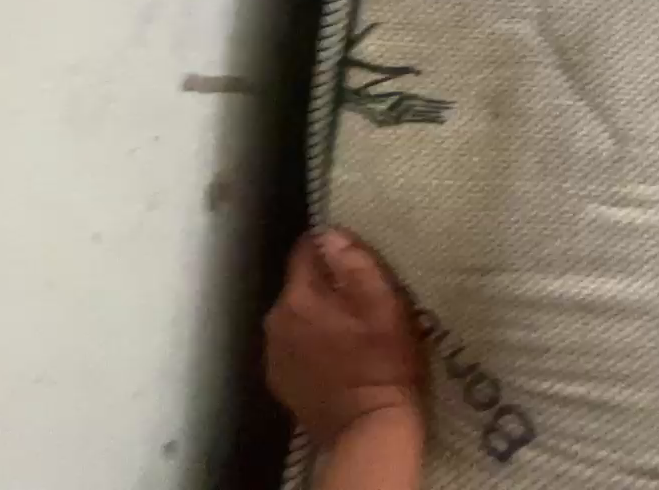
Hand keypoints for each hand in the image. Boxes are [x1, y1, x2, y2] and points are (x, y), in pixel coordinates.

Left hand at [264, 228, 424, 447]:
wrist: (370, 427)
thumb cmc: (384, 358)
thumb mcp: (383, 301)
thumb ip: (355, 262)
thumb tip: (329, 232)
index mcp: (299, 297)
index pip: (305, 250)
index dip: (330, 245)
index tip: (354, 251)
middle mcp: (276, 321)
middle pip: (301, 283)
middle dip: (326, 281)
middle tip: (359, 291)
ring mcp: (274, 354)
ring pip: (297, 313)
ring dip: (318, 311)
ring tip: (349, 322)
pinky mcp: (280, 381)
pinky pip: (295, 343)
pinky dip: (311, 340)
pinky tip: (336, 351)